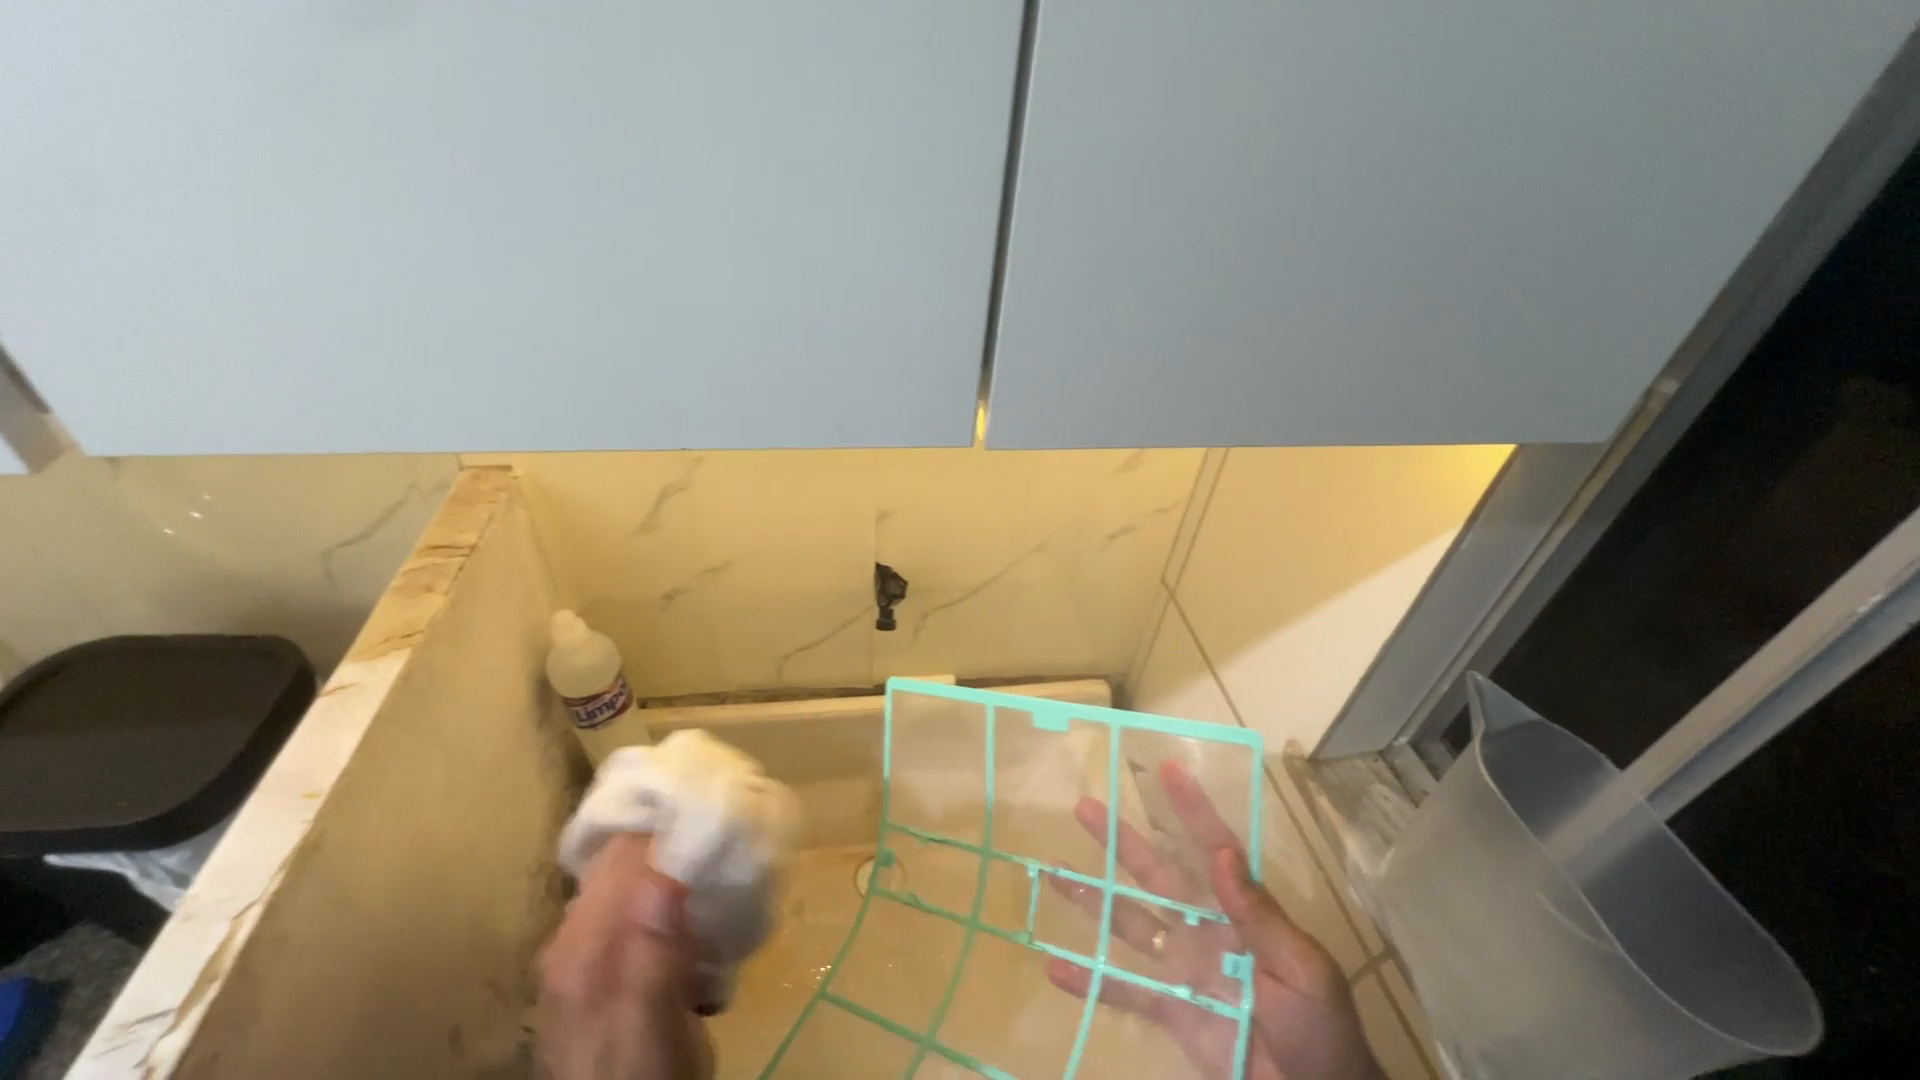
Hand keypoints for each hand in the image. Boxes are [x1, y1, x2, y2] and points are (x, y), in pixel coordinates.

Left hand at [539, 834, 714, 1079]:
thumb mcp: (652, 1029)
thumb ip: (652, 957)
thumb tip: (663, 875)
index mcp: (583, 946)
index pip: (623, 852)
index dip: (669, 823)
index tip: (718, 806)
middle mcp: (575, 940)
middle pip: (621, 860)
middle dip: (672, 837)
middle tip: (727, 827)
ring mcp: (586, 956)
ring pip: (629, 882)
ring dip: (673, 865)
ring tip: (720, 860)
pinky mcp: (605, 973)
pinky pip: (636, 910)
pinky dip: (669, 897)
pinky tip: (699, 909)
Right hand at [1045, 762, 1380, 1079]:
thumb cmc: (1321, 1029)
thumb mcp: (1301, 969)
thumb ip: (1258, 916)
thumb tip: (1223, 854)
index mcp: (1241, 913)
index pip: (1214, 850)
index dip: (1192, 810)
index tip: (1169, 770)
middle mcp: (1205, 928)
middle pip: (1155, 875)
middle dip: (1121, 842)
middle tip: (1084, 807)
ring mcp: (1183, 967)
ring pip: (1129, 924)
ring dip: (1092, 899)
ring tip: (1055, 872)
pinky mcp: (1170, 1009)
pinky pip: (1124, 990)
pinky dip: (1090, 980)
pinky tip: (1056, 966)